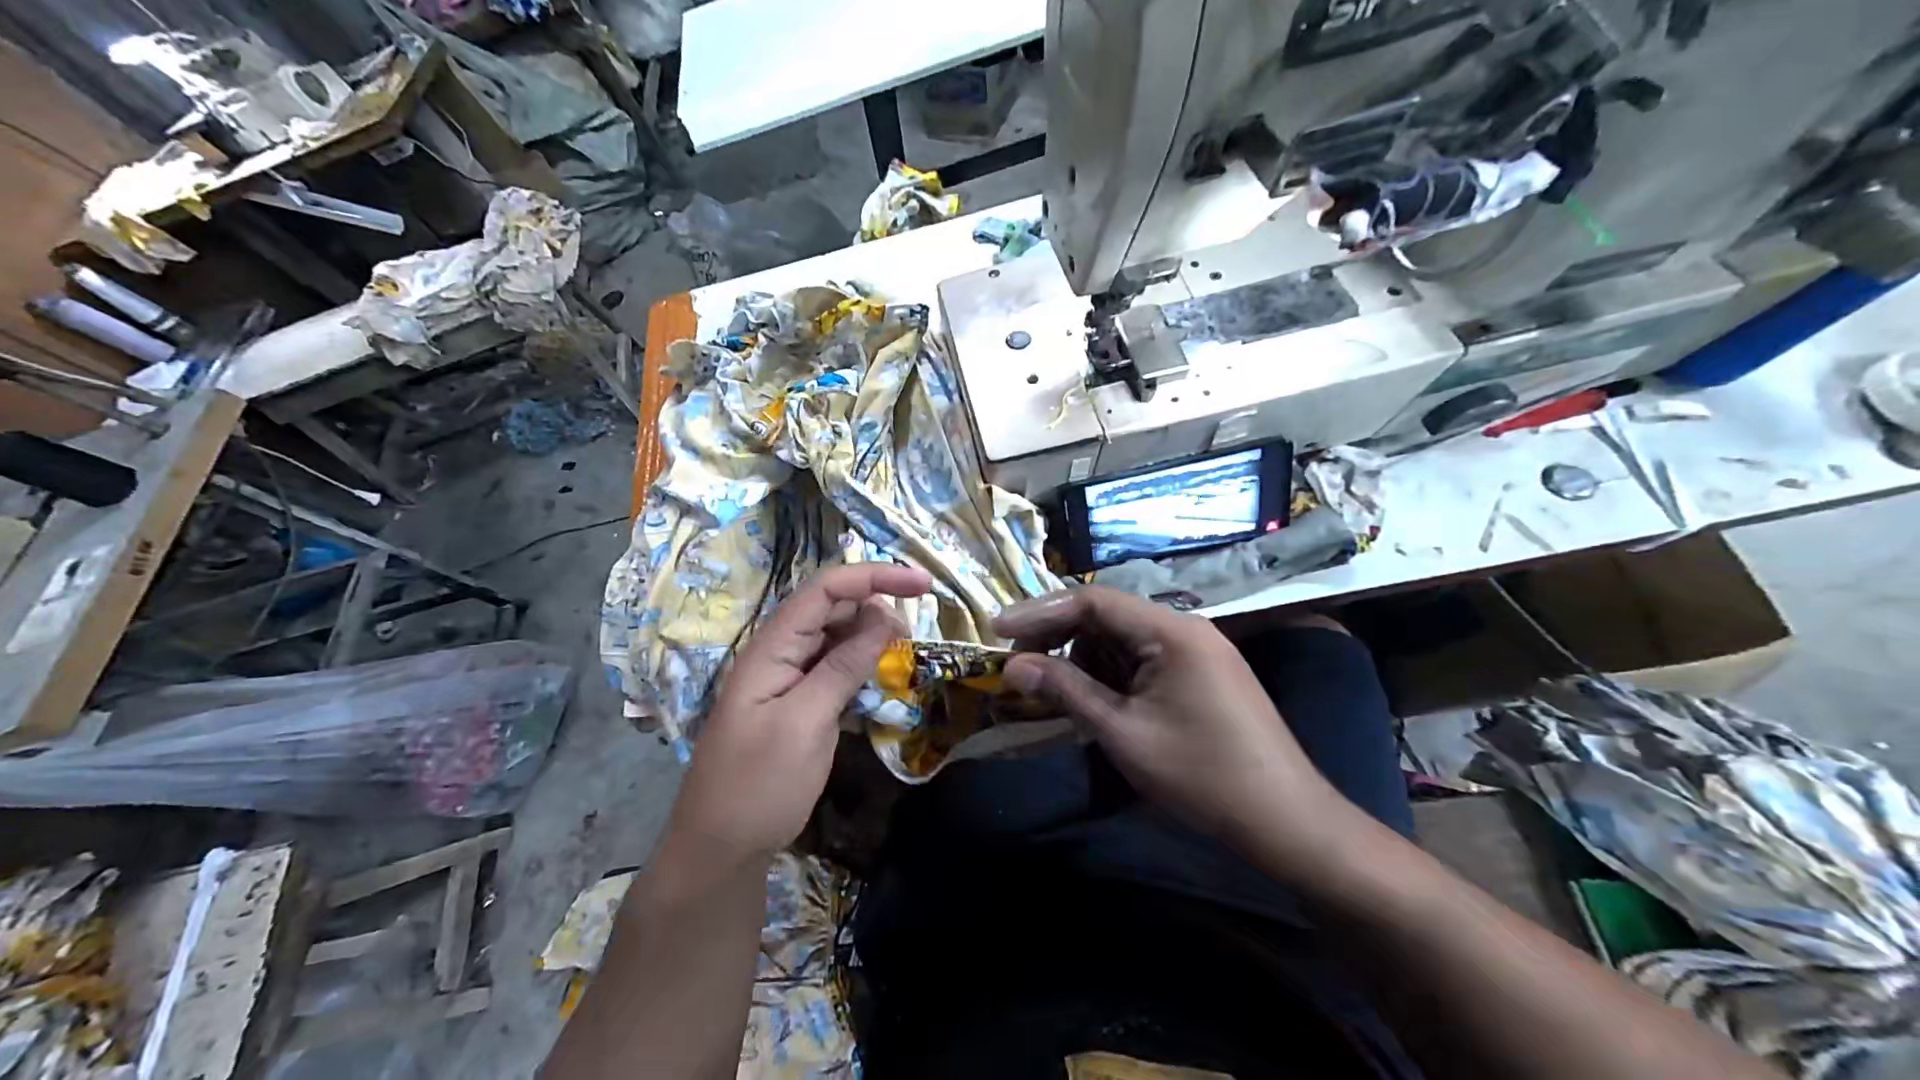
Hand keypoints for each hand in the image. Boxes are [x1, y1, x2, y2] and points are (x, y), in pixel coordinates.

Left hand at [667, 563, 931, 862]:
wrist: (720, 848)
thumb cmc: (758, 785)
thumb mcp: (805, 723)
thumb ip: (842, 667)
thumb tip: (883, 620)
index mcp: (772, 648)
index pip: (825, 589)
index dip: (874, 576)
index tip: (923, 585)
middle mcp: (779, 654)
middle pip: (833, 609)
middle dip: (876, 609)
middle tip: (910, 640)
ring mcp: (788, 680)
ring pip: (837, 639)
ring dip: (871, 641)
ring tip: (899, 661)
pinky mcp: (798, 704)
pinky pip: (835, 671)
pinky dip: (861, 670)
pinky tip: (879, 687)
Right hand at [996, 586, 1356, 865]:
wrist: (1286, 821)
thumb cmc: (1201, 775)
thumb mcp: (1122, 732)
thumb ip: (1065, 690)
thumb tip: (1012, 665)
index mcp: (1171, 629)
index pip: (1092, 600)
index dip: (1039, 613)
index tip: (997, 631)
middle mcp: (1186, 627)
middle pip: (1108, 616)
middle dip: (1059, 638)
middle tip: (1018, 665)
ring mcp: (1198, 651)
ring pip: (1123, 640)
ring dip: (1084, 660)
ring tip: (1050, 690)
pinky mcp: (1202, 675)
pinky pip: (1144, 660)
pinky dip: (1112, 675)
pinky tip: (1093, 701)